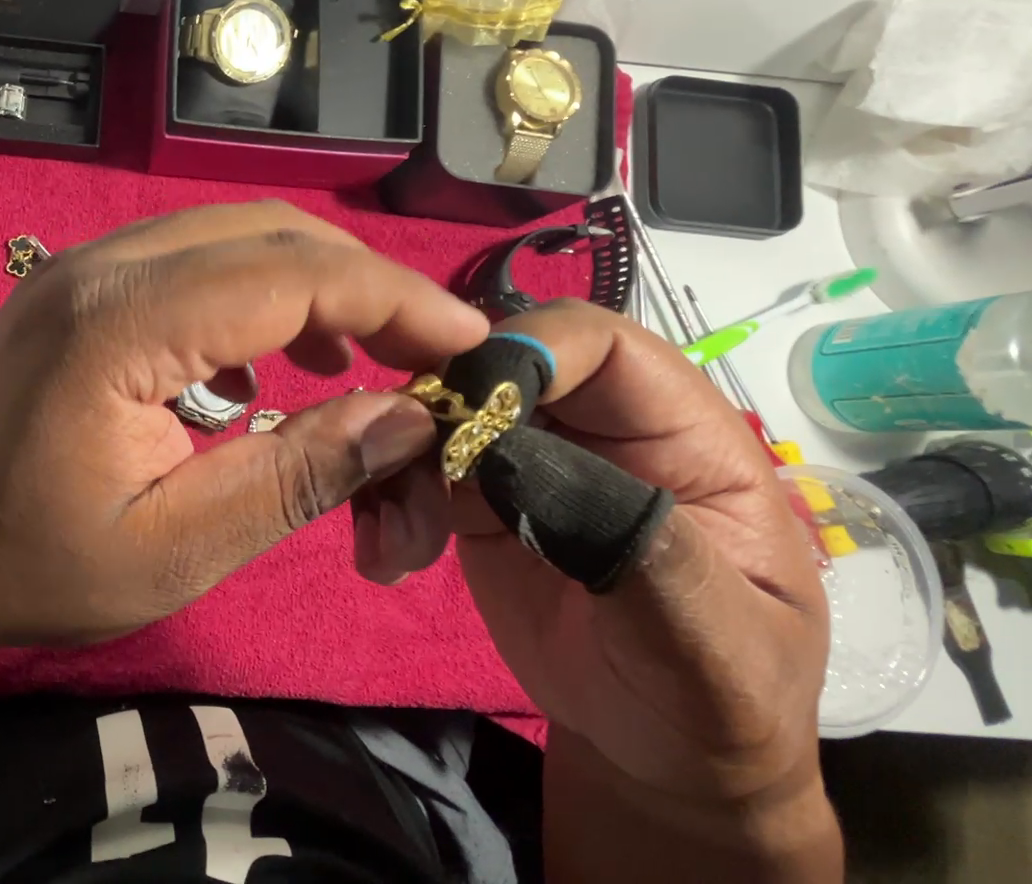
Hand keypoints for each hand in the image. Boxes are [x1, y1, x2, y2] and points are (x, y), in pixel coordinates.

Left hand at [0, 202, 489, 660]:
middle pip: (267, 235)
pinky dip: (245, 300)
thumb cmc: (23, 569)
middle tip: (424, 358)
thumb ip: (294, 475)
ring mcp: (75, 270)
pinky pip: (182, 267)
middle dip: (362, 288)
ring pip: (227, 240)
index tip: (471, 348)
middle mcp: (98, 268)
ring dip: (305, 288)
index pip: (295, 274)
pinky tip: (259, 371)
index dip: (399, 302)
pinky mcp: (68, 293)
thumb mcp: (172, 548)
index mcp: (119, 323)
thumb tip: (405, 418)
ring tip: (351, 367)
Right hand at [360, 300, 831, 815]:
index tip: (463, 408)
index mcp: (682, 438)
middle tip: (397, 472)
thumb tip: (524, 459)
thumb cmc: (714, 698)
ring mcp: (529, 463)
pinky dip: (383, 498)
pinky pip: (412, 466)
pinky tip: (387, 556)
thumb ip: (636, 545)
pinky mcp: (475, 501)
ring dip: (399, 463)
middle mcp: (597, 432)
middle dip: (440, 407)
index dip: (529, 350)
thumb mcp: (709, 641)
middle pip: (502, 364)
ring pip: (442, 412)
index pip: (603, 346)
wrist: (656, 751)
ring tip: (396, 544)